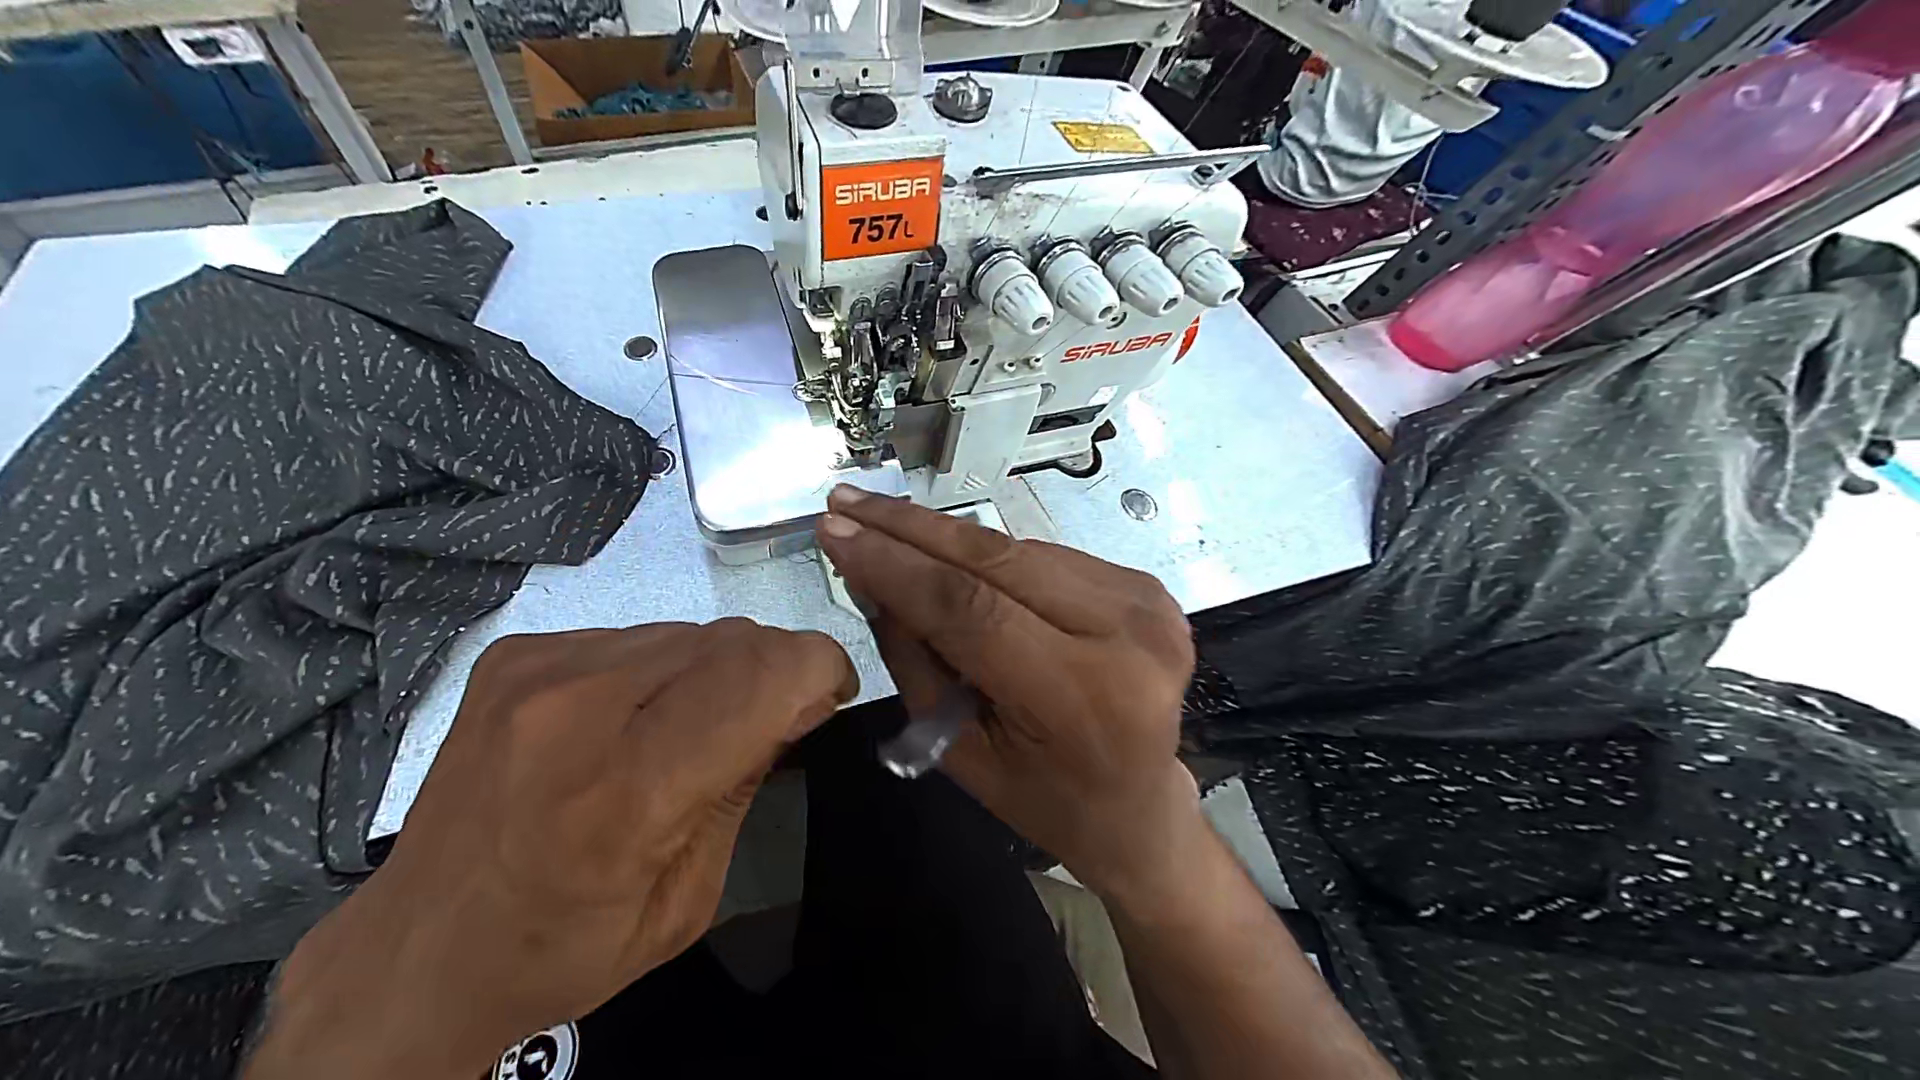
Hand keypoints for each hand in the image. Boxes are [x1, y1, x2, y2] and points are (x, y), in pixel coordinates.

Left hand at [245, 621, 856, 1078]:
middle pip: (734, 639)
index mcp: (626, 790)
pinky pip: (638, 634)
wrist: (416, 951)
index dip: (818, 668)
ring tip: (689, 723)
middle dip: (775, 669)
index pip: (761, 673)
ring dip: (717, 668)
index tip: (827, 697)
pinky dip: (661, 667)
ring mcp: (540, 668)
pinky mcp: (518, 651)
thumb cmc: (568, 945)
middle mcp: (578, 706)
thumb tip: (802, 699)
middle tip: (767, 719)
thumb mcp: (690, 895)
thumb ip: (748, 780)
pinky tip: (630, 715)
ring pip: (690, 629)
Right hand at [815, 486, 1199, 902]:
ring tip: (886, 524)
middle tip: (849, 501)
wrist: (1137, 805)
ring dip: (945, 535)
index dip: (894, 564)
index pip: (968, 608)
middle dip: (910, 527)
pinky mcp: (1145, 585)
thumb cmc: (1046, 798)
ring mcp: (1144, 602)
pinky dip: (991, 555)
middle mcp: (1126, 634)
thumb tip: (872, 577)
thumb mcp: (961, 752)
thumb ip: (915, 660)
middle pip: (996, 559)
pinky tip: (952, 555)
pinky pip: (1045, 556)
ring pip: (1017, 548)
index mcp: (1082, 694)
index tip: (836, 532)